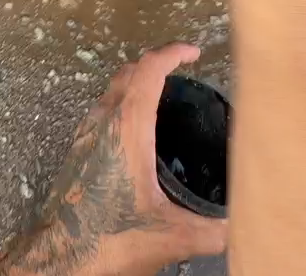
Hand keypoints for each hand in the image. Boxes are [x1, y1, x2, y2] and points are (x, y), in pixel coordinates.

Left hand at [0, 44, 226, 275]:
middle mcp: (104, 118)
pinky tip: (140, 125)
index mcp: (127, 127)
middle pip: (130, 69)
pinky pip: (105, 105)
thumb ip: (214, 229)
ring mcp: (87, 129)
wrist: (63, 253)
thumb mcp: (174, 237)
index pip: (148, 70)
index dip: (172, 53)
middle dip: (158, 60)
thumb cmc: (111, 237)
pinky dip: (126, 98)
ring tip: (165, 91)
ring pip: (114, 86)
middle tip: (183, 67)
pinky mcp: (80, 144)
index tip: (193, 52)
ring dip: (139, 78)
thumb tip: (242, 222)